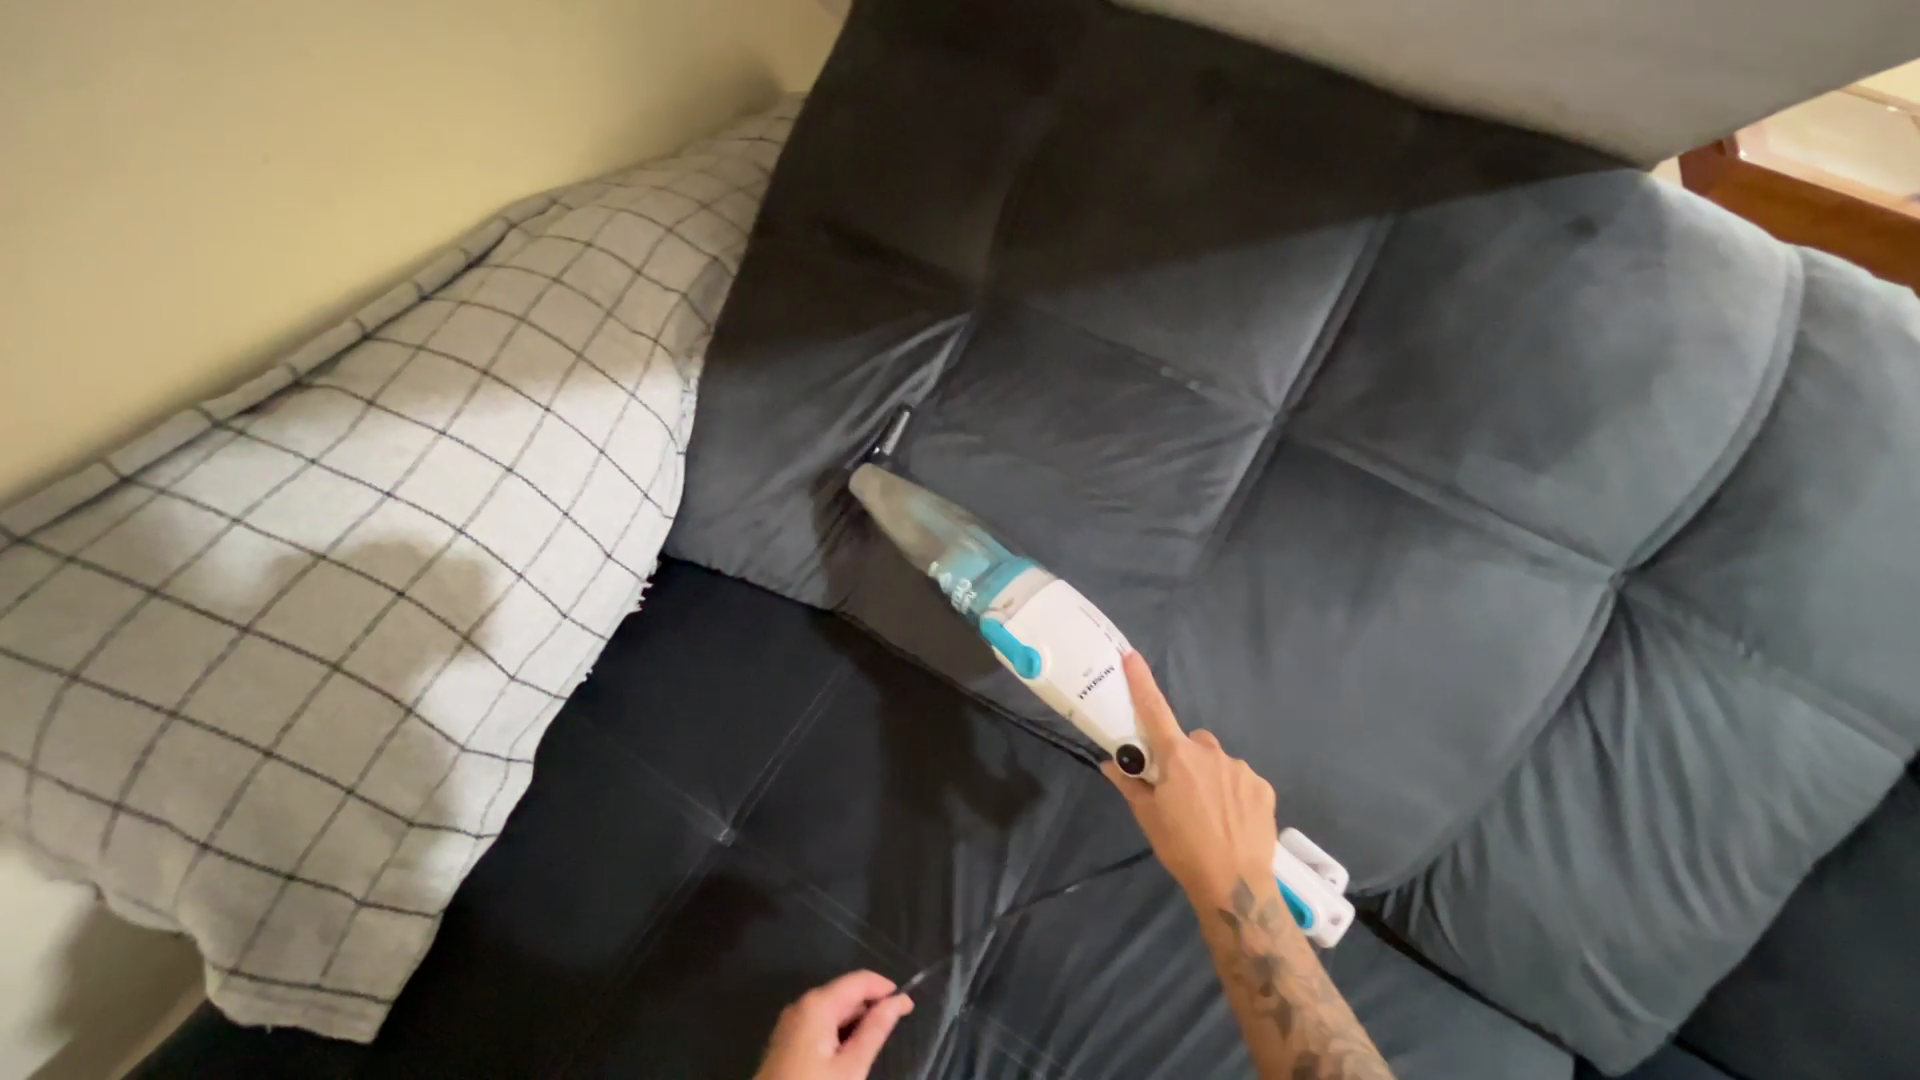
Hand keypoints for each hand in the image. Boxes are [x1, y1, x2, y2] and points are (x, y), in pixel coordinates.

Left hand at [754, 971, 913, 1079]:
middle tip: (894, 1030)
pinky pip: (819, 1024)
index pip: (860, 980)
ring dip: (855, 1021)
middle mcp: (802, 1004)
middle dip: (871, 1006)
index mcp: (817, 1004)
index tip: (908, 1006)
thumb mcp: (851, 1067)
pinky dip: (838, 1031)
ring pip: (832, 1010)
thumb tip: (899, 1001)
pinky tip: (848, 1052)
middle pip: (845, 993)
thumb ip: (875, 1030)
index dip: (886, 989)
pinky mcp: (786, 1041)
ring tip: (873, 1043)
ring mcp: (790, 1022)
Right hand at [1101, 652, 1278, 904]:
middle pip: (1191, 741)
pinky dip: (1233, 791)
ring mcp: (1240, 768)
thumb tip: (1111, 764)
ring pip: (1217, 760)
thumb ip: (1130, 784)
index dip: (1142, 681)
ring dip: (1210, 775)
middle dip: (1183, 756)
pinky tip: (1231, 820)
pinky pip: (1240, 778)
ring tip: (1208, 812)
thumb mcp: (1147, 817)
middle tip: (1178, 788)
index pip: (1154, 709)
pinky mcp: (1262, 786)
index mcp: (1177, 756)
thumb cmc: (1182, 848)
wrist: (1234, 884)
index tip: (1132, 656)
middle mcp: (1210, 753)